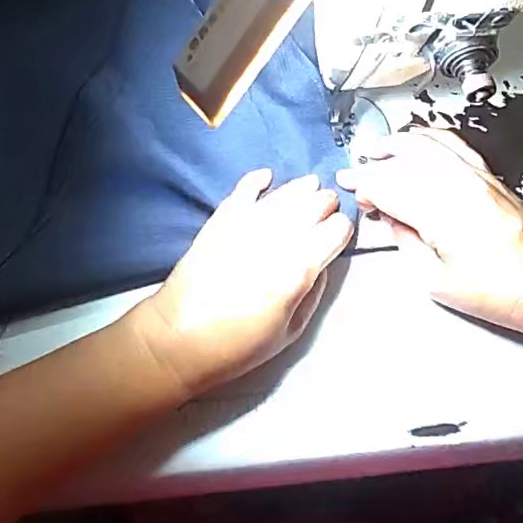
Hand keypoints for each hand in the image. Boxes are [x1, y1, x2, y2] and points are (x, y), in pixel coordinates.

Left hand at [129, 169, 353, 396]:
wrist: (179, 338)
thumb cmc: (238, 345)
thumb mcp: (291, 331)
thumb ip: (313, 294)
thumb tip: (321, 265)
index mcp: (299, 268)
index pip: (335, 231)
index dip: (342, 230)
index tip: (340, 234)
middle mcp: (277, 238)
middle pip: (313, 206)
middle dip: (325, 204)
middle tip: (328, 208)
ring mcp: (246, 224)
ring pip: (283, 195)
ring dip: (301, 188)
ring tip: (311, 186)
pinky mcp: (221, 220)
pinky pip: (243, 190)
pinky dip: (257, 180)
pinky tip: (267, 177)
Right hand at [336, 129, 522, 348]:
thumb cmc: (504, 292)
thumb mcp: (436, 281)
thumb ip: (407, 242)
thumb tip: (391, 221)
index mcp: (441, 210)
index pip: (387, 185)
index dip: (363, 186)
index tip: (349, 187)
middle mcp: (459, 184)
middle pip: (404, 160)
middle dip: (374, 165)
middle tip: (357, 174)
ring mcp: (477, 175)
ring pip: (427, 144)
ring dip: (398, 144)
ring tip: (379, 148)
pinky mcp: (491, 175)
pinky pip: (453, 143)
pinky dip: (429, 138)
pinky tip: (420, 140)